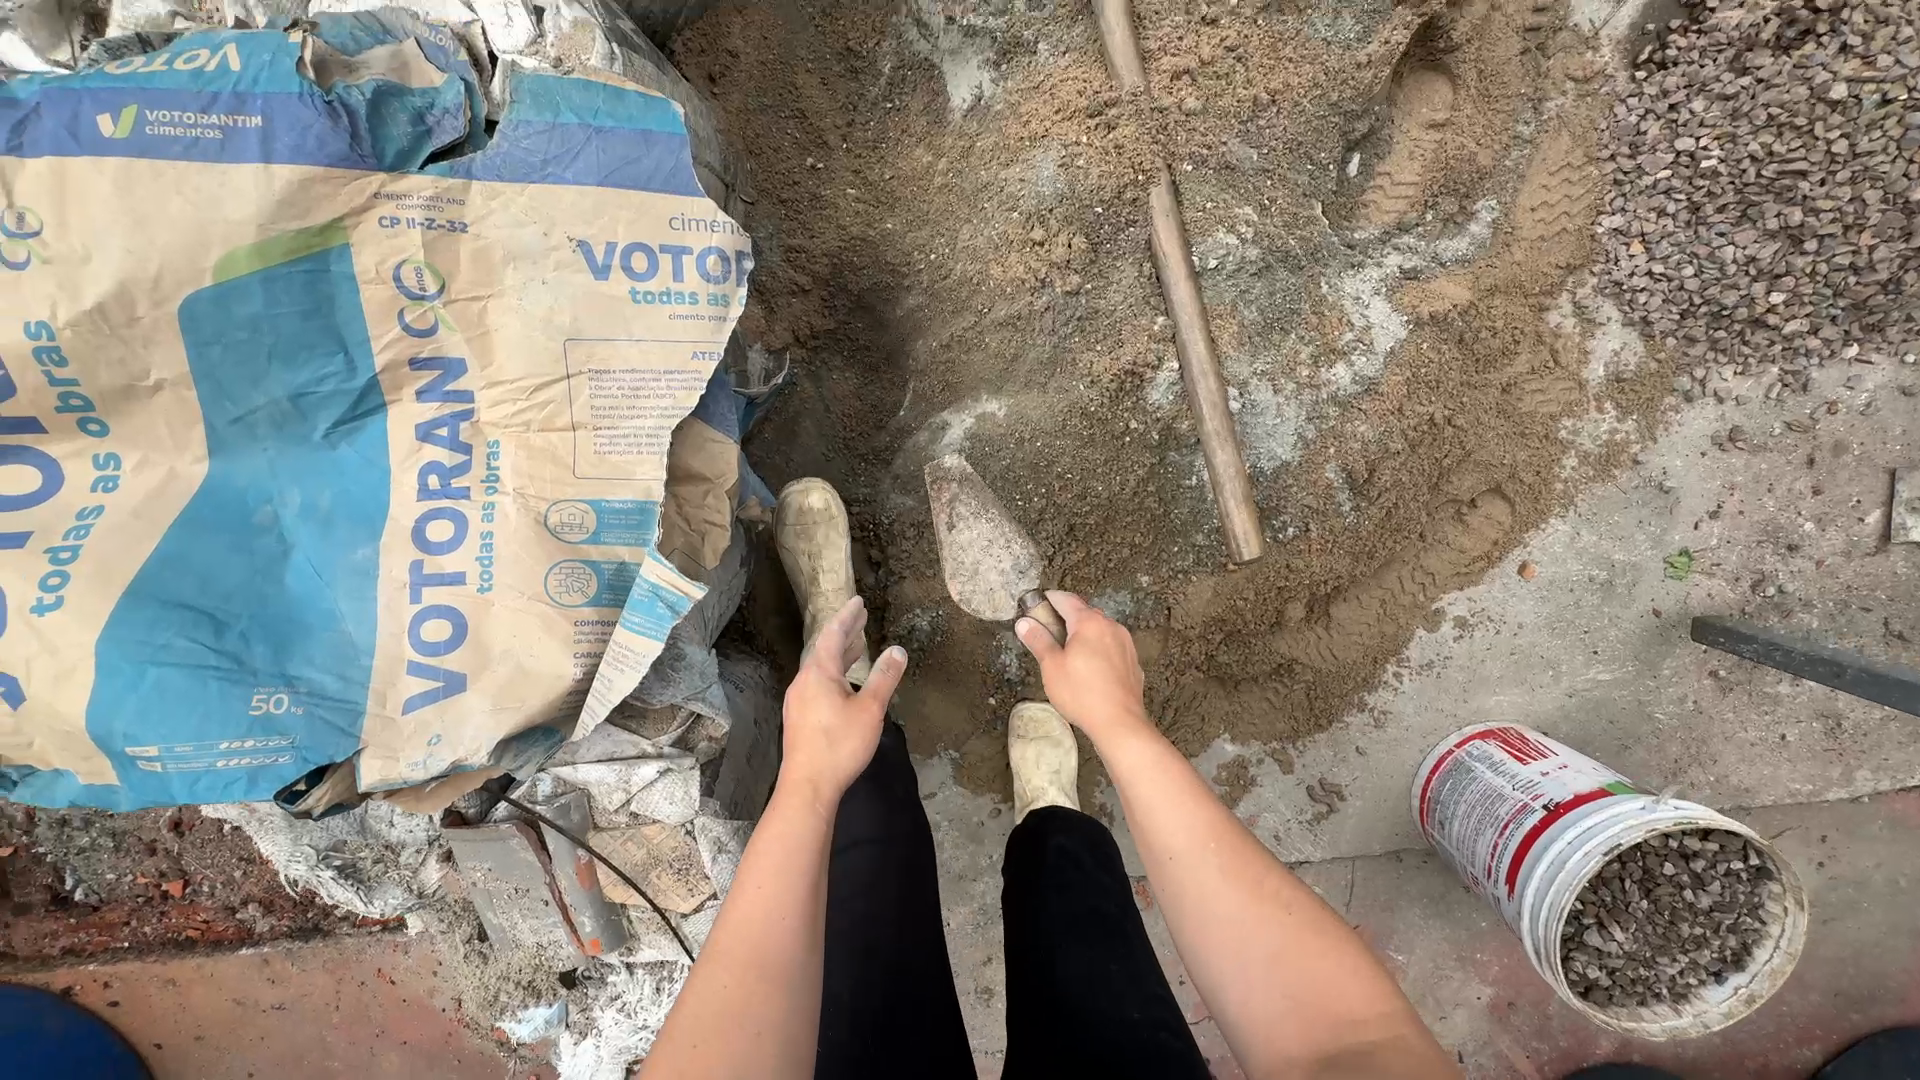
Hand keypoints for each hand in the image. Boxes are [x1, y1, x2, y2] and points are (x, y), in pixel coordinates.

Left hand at [778, 595, 906, 809]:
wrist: (807, 786)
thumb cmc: (840, 744)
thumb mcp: (870, 709)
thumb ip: (884, 677)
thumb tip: (898, 650)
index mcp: (818, 673)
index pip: (833, 635)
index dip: (847, 617)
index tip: (858, 601)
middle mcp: (804, 682)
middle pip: (824, 649)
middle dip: (845, 633)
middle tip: (861, 617)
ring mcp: (799, 700)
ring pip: (821, 668)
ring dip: (840, 654)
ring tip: (858, 645)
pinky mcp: (800, 717)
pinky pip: (818, 683)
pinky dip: (834, 673)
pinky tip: (845, 683)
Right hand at [1015, 590, 1152, 744]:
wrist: (1120, 722)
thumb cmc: (1081, 693)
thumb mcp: (1051, 666)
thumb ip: (1038, 640)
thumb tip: (1024, 623)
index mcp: (1089, 622)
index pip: (1066, 599)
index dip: (1049, 599)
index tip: (1036, 604)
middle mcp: (1110, 626)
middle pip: (1085, 612)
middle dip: (1066, 617)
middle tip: (1048, 630)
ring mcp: (1125, 643)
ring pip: (1100, 629)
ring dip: (1083, 633)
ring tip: (1068, 651)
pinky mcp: (1133, 661)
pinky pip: (1111, 646)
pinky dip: (1098, 648)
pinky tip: (1090, 667)